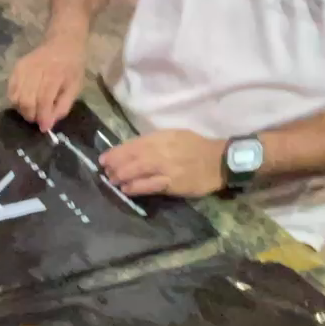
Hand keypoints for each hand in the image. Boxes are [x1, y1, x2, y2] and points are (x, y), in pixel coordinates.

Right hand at [8, 33, 86, 131]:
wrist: (63, 41)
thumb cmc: (72, 65)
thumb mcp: (75, 86)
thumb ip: (63, 106)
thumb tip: (48, 124)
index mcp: (56, 73)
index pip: (44, 100)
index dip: (43, 117)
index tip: (44, 128)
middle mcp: (38, 70)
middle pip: (27, 101)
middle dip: (32, 115)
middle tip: (38, 118)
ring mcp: (25, 68)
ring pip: (16, 98)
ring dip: (23, 110)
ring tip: (32, 110)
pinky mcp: (16, 69)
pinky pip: (10, 91)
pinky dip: (15, 101)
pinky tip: (24, 101)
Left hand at [98, 129, 228, 197]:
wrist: (220, 161)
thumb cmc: (196, 149)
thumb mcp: (175, 138)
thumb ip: (154, 143)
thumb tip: (129, 151)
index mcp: (165, 137)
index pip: (136, 143)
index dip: (117, 152)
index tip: (104, 158)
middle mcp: (165, 149)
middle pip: (134, 156)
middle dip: (116, 164)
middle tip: (105, 171)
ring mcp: (168, 166)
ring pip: (139, 170)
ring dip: (122, 176)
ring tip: (112, 180)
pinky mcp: (172, 182)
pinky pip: (149, 185)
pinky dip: (135, 187)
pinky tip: (125, 189)